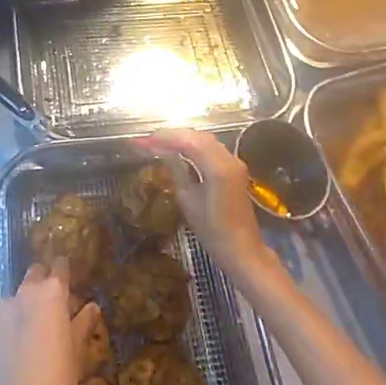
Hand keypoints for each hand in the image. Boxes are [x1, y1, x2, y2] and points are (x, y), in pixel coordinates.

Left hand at [0, 260, 101, 384]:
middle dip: (42, 283)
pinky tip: (11, 347)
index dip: (64, 272)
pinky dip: (6, 325)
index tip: (67, 281)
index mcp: (52, 292)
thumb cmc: (59, 376)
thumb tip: (92, 307)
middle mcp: (25, 292)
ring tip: (28, 332)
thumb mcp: (76, 348)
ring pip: (15, 297)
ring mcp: (1, 307)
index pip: (59, 266)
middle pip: (34, 274)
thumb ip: (83, 322)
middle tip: (49, 306)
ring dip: (23, 306)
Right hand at [141, 128, 273, 277]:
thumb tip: (161, 151)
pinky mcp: (234, 168)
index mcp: (218, 168)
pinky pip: (211, 148)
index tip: (144, 141)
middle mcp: (229, 159)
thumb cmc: (212, 231)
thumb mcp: (188, 200)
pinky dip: (193, 145)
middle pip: (197, 136)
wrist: (241, 249)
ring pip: (205, 139)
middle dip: (172, 135)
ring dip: (183, 138)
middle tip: (148, 141)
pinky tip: (179, 150)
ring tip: (159, 143)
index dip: (164, 138)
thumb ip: (176, 170)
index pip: (188, 141)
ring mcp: (234, 162)